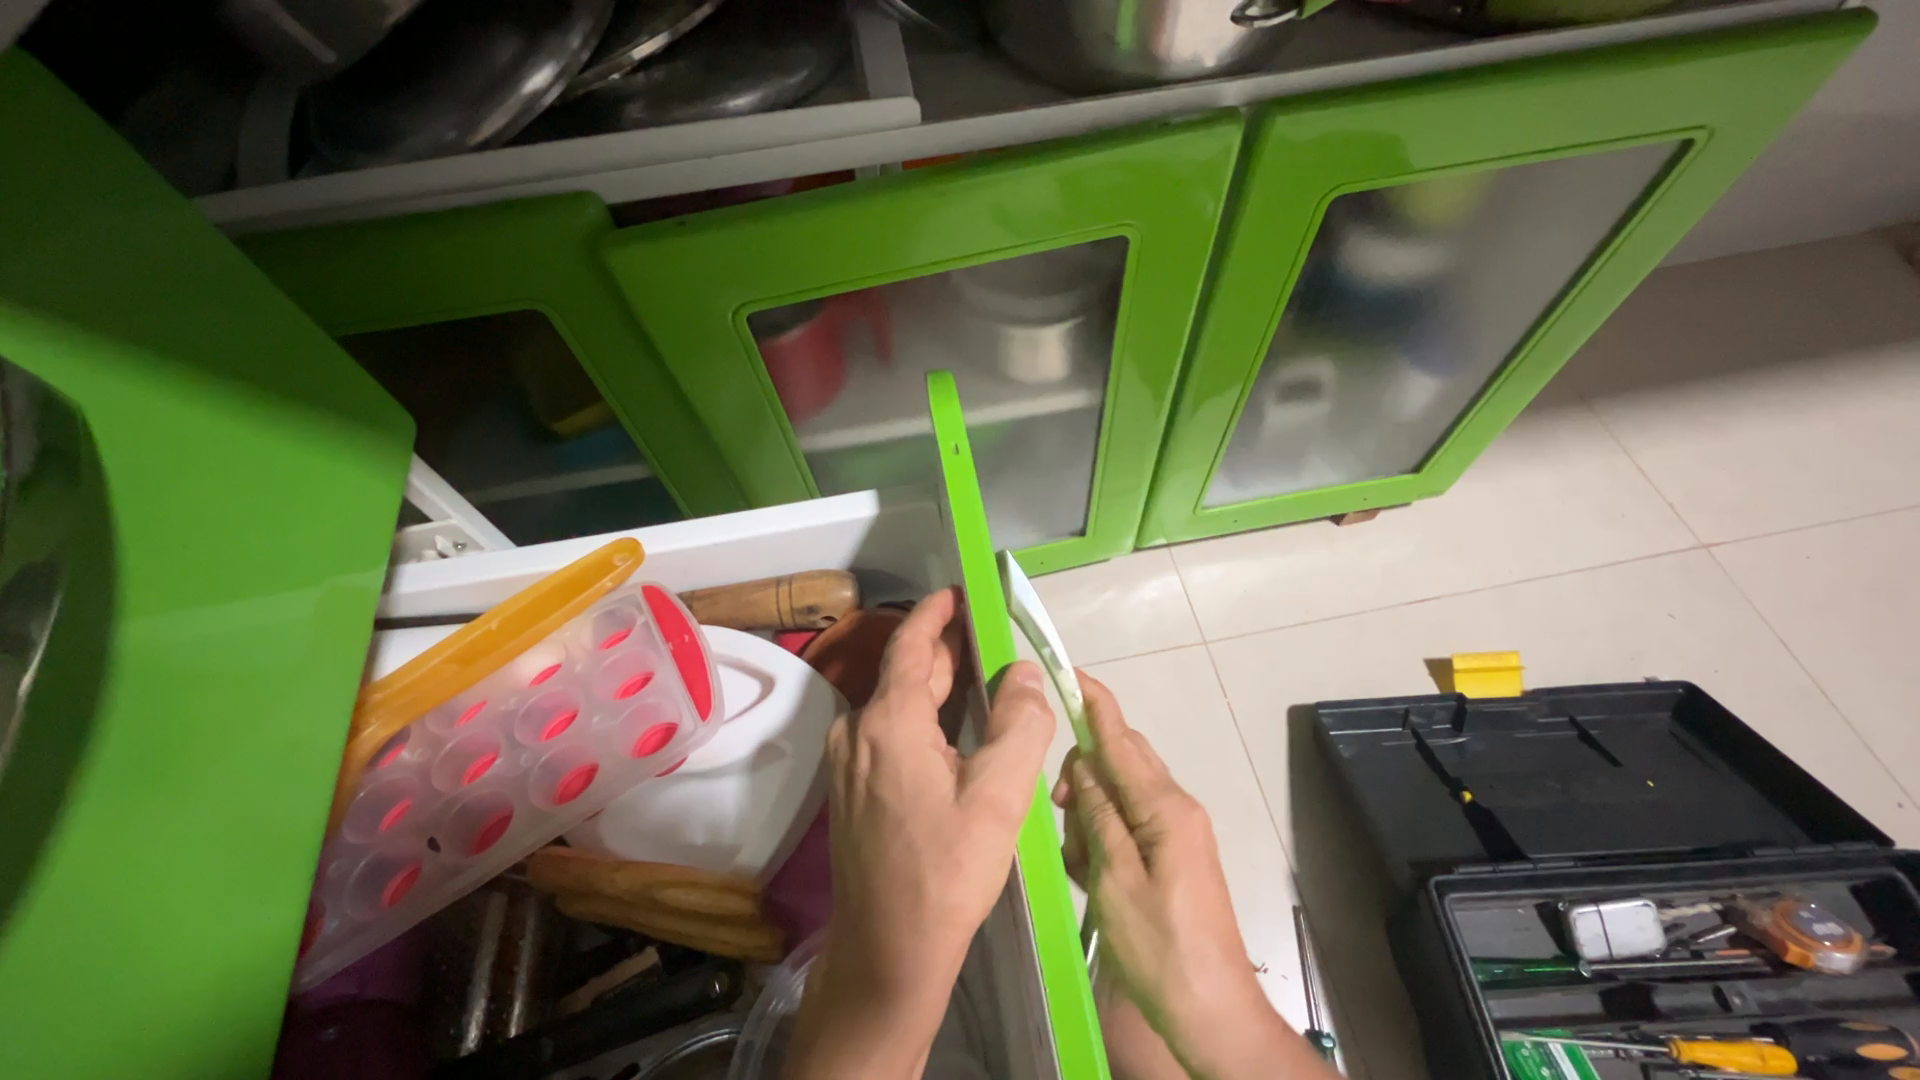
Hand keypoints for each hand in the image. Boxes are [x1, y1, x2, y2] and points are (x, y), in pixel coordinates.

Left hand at [786, 588, 1054, 1079]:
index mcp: (888, 722)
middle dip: (948, 650)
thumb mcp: (998, 797)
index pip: (912, 644)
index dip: (939, 612)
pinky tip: (954, 730)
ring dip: (937, 685)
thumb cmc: (945, 875)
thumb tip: (1024, 672)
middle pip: (907, 673)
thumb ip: (1019, 725)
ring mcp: (849, 762)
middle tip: (991, 635)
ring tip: (982, 677)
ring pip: (898, 704)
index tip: (963, 590)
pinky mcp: (852, 788)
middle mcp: (858, 731)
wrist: (886, 953)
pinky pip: (891, 732)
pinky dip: (924, 717)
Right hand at [1054, 673, 1337, 1079]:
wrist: (1212, 1013)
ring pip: (1119, 794)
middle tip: (1057, 810)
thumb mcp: (1114, 879)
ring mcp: (1176, 833)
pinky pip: (1127, 825)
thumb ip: (1097, 814)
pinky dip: (1101, 838)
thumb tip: (1082, 764)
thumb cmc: (1160, 947)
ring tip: (1077, 862)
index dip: (1094, 704)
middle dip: (1082, 772)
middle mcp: (1175, 809)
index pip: (1121, 739)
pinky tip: (1088, 874)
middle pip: (1121, 760)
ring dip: (1088, 814)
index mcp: (1165, 808)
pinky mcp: (1171, 857)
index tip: (1068, 672)